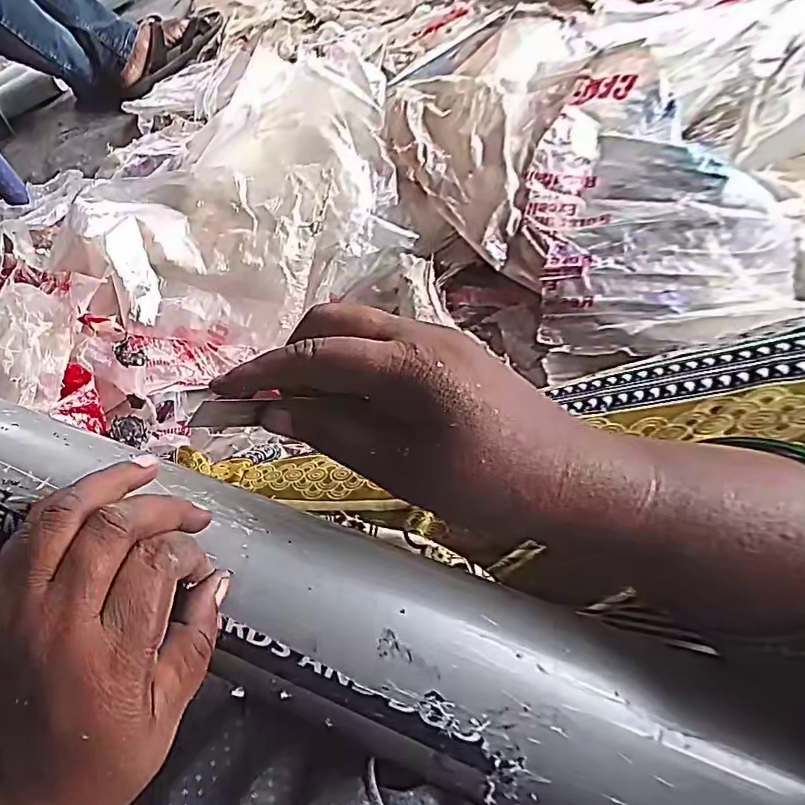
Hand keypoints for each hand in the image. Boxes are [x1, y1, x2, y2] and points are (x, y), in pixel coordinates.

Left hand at [0, 457, 228, 804]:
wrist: (5, 790)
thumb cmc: (92, 769)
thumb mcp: (162, 722)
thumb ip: (193, 643)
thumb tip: (215, 581)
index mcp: (110, 661)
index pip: (153, 566)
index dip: (185, 548)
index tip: (200, 554)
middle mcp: (59, 622)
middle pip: (110, 529)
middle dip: (156, 507)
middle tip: (187, 508)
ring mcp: (17, 605)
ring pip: (61, 515)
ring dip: (103, 484)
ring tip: (141, 471)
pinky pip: (26, 532)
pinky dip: (59, 506)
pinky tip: (88, 497)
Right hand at [211, 303, 609, 537]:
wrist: (580, 480)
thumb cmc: (491, 484)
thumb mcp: (399, 467)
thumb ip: (329, 431)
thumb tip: (272, 411)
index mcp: (411, 367)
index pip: (314, 355)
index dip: (262, 371)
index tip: (224, 388)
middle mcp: (420, 335)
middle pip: (329, 321)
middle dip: (287, 353)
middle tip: (270, 397)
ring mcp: (436, 336)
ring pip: (352, 324)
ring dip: (315, 354)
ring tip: (304, 400)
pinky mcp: (445, 348)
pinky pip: (376, 339)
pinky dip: (343, 360)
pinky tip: (345, 398)